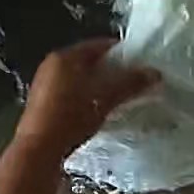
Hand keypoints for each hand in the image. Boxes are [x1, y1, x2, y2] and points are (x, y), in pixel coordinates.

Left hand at [13, 38, 158, 160]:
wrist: (39, 148)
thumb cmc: (71, 116)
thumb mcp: (105, 98)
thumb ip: (130, 83)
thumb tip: (154, 72)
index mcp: (64, 56)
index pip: (98, 45)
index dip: (121, 52)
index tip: (140, 63)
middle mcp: (51, 65)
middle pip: (88, 61)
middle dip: (111, 70)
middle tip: (133, 81)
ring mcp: (44, 84)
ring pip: (78, 78)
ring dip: (98, 85)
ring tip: (119, 97)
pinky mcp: (42, 103)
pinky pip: (69, 92)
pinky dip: (85, 96)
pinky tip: (97, 110)